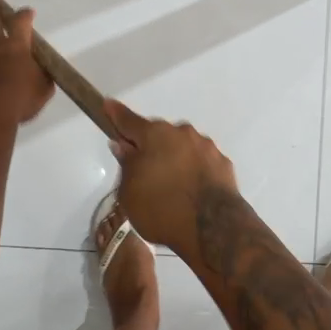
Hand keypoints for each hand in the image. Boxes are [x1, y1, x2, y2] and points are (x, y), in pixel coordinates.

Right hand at [106, 99, 239, 254]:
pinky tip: (192, 191)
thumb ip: (126, 165)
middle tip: (144, 172)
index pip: (129, 121)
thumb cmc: (161, 208)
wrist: (212, 226)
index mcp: (155, 135)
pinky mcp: (222, 162)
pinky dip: (193, 170)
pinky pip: (201, 161)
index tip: (108, 104)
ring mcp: (205, 146)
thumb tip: (124, 146)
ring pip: (182, 147)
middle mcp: (181, 132)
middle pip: (159, 135)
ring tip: (172, 188)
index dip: (116, 114)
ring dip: (174, 159)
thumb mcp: (129, 192)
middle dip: (150, 147)